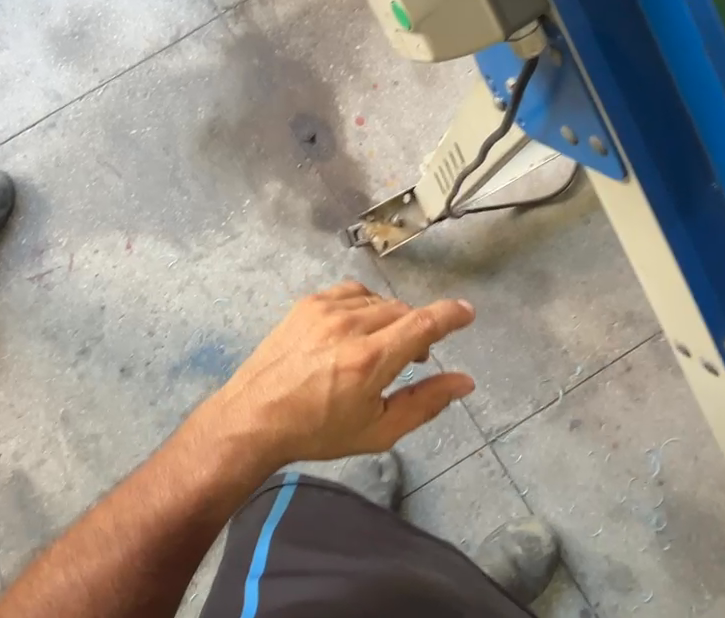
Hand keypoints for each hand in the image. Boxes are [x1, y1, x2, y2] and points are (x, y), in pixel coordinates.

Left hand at [185, 282, 476, 473]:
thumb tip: (464, 381)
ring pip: (377, 301)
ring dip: (389, 319)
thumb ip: (425, 403)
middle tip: (410, 359)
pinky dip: (364, 305)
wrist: (256, 416)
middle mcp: (350, 326)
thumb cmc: (319, 431)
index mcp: (370, 359)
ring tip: (381, 346)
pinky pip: (349, 293)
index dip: (451, 315)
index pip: (423, 324)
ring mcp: (325, 310)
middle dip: (416, 330)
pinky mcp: (306, 303)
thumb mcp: (378, 430)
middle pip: (402, 311)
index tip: (468, 312)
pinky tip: (357, 328)